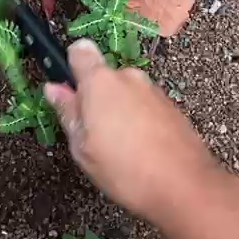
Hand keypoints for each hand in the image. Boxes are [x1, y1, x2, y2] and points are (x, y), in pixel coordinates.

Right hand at [44, 40, 222, 221]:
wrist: (186, 187)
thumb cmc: (125, 169)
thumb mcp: (83, 148)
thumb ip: (67, 112)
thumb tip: (53, 88)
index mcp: (100, 81)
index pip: (79, 51)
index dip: (72, 67)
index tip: (72, 93)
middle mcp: (128, 76)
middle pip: (104, 78)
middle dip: (98, 99)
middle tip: (96, 135)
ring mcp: (153, 90)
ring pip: (126, 93)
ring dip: (121, 112)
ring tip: (124, 150)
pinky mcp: (172, 107)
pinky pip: (146, 106)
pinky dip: (142, 121)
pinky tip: (144, 152)